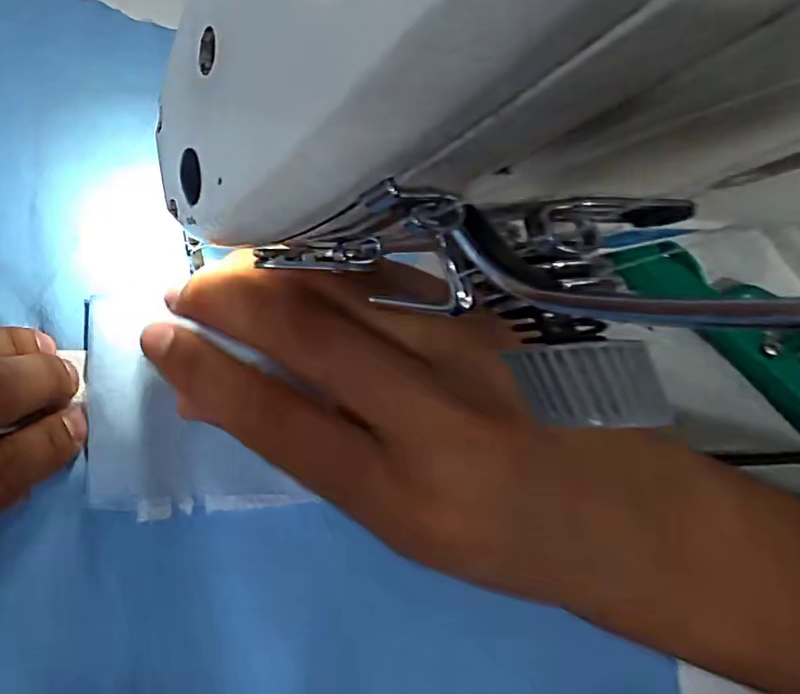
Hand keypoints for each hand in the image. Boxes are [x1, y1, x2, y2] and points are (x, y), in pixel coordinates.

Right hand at [143, 258, 799, 693]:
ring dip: (265, 271)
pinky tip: (290, 263)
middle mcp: (443, 420)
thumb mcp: (389, 518)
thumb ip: (296, 445)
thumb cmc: (499, 536)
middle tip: (179, 291)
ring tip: (223, 272)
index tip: (153, 335)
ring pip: (341, 286)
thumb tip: (201, 396)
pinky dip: (319, 262)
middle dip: (224, 299)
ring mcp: (476, 352)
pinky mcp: (492, 311)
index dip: (202, 370)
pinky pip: (382, 273)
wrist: (646, 520)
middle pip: (306, 332)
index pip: (278, 420)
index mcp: (407, 498)